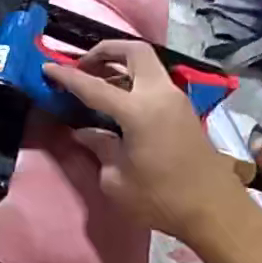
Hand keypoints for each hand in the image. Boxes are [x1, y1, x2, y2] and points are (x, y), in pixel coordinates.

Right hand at [43, 41, 256, 238]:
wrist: (214, 211)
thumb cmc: (160, 199)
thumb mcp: (116, 180)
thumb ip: (99, 147)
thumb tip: (85, 132)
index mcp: (139, 111)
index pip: (94, 86)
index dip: (67, 76)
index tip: (47, 67)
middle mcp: (159, 95)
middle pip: (133, 51)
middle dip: (105, 51)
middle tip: (82, 66)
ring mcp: (176, 100)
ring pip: (147, 64)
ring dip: (120, 65)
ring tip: (96, 82)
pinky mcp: (183, 110)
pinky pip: (154, 82)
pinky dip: (133, 80)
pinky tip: (117, 100)